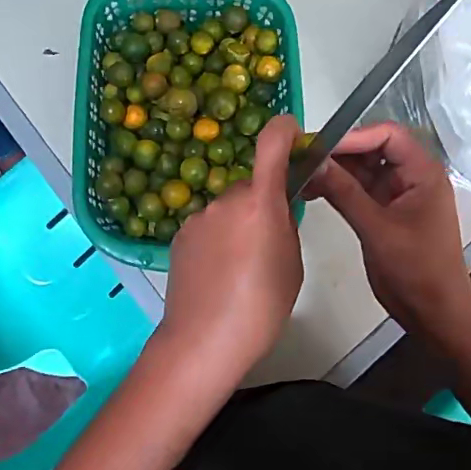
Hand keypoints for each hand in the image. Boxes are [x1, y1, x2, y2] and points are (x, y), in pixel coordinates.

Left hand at [160, 115, 304, 369]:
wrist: (204, 338)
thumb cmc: (261, 306)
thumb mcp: (291, 263)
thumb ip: (284, 225)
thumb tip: (274, 211)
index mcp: (258, 202)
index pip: (271, 144)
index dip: (284, 130)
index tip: (292, 132)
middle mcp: (223, 201)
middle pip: (249, 186)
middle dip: (262, 203)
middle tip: (271, 241)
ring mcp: (196, 217)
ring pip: (226, 209)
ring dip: (237, 224)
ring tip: (242, 267)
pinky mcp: (178, 236)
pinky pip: (207, 226)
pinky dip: (217, 238)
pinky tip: (218, 273)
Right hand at [307, 123, 470, 340]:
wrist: (432, 311)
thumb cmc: (416, 268)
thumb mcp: (377, 228)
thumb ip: (345, 193)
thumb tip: (315, 162)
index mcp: (423, 173)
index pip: (387, 136)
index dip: (353, 137)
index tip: (318, 147)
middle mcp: (410, 178)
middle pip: (371, 149)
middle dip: (338, 152)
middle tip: (301, 159)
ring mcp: (395, 195)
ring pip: (360, 170)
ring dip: (332, 170)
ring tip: (300, 175)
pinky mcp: (381, 212)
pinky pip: (356, 190)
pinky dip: (334, 188)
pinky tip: (309, 191)